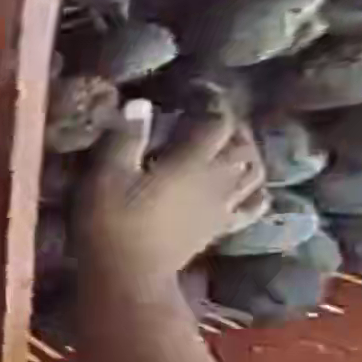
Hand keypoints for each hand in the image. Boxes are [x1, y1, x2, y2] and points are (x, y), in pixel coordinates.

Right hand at [75, 90, 268, 282]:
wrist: (127, 271)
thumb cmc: (109, 220)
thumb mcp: (105, 175)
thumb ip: (126, 138)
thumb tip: (141, 103)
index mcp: (191, 163)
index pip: (216, 122)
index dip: (211, 102)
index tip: (197, 90)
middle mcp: (218, 180)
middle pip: (242, 144)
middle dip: (232, 125)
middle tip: (211, 115)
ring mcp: (224, 205)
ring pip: (254, 171)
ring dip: (248, 152)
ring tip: (232, 144)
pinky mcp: (220, 227)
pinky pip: (253, 203)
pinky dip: (255, 189)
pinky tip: (248, 186)